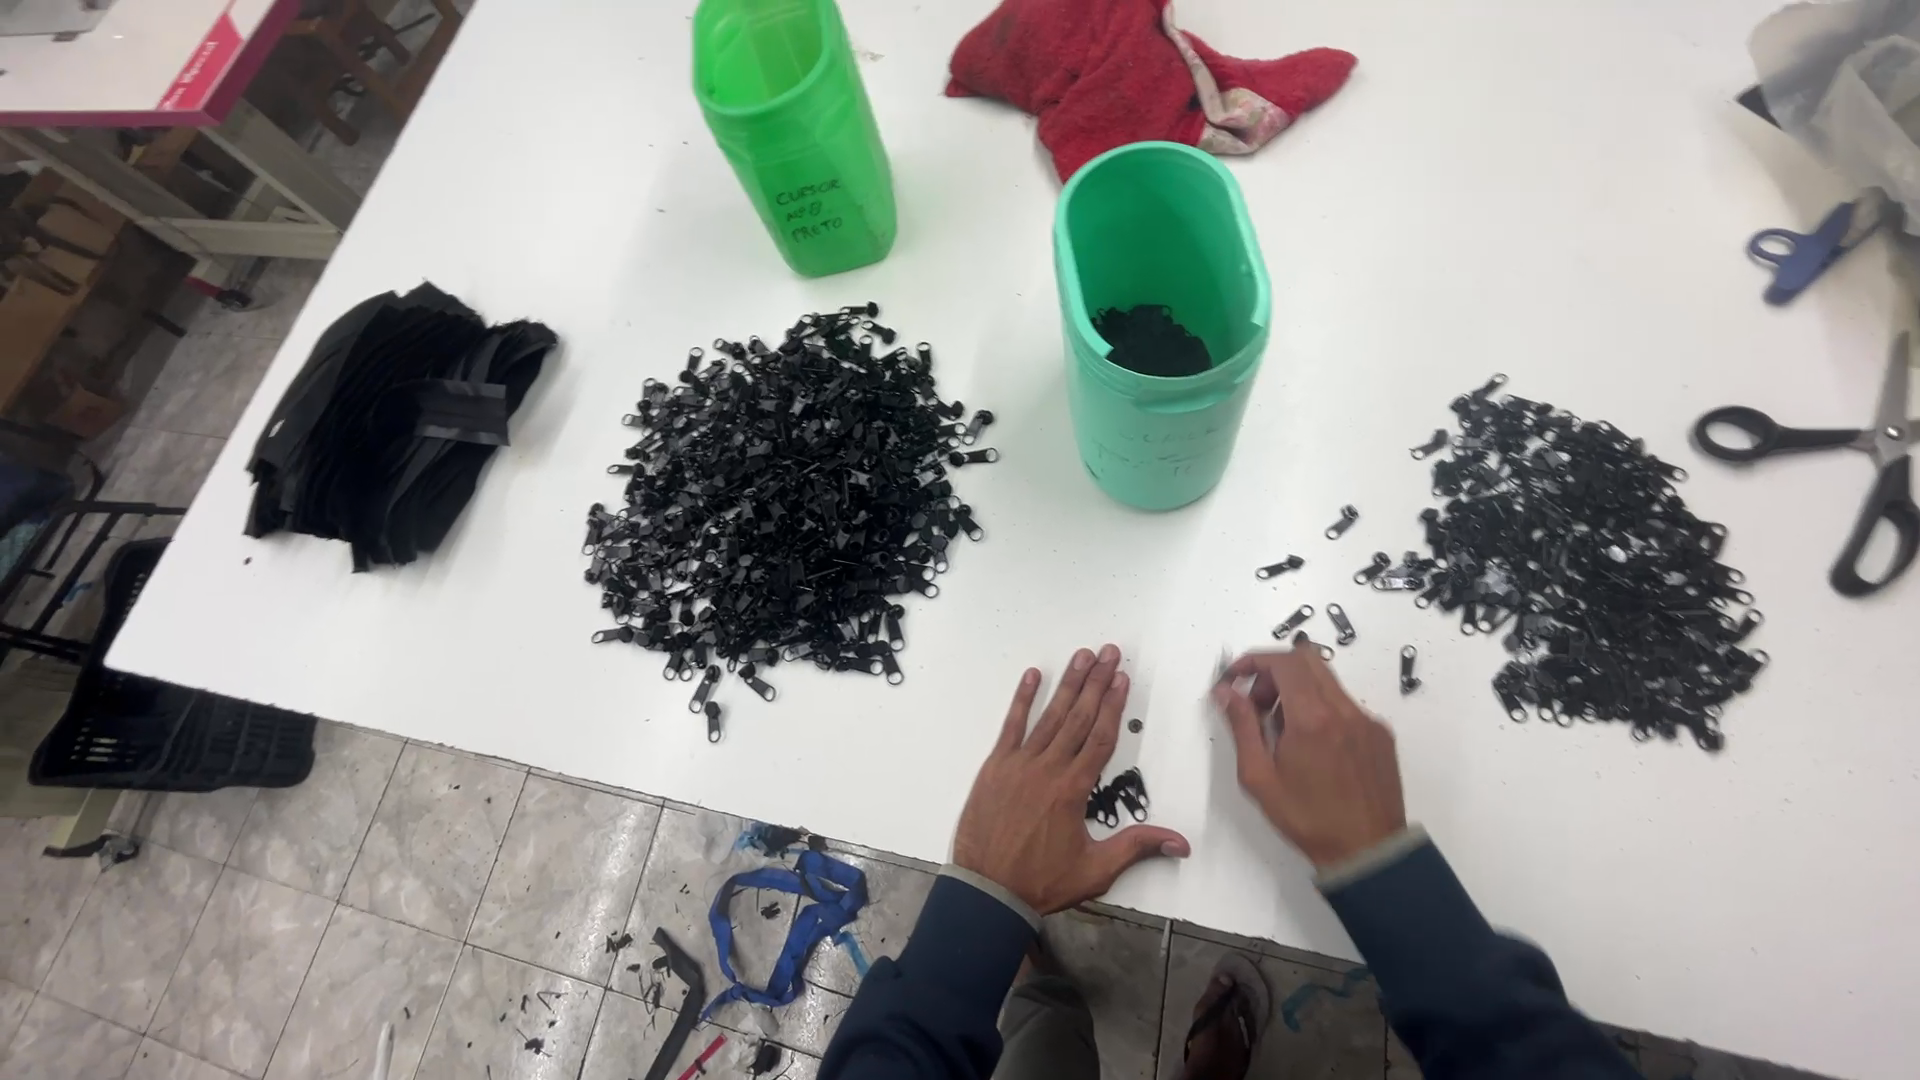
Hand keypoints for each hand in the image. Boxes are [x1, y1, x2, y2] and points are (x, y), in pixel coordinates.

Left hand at [953, 644, 1190, 914]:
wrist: (988, 889)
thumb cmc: (1041, 881)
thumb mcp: (1095, 870)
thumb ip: (1137, 848)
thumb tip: (1181, 843)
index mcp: (1073, 789)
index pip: (1101, 738)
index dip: (1114, 705)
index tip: (1123, 678)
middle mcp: (1048, 768)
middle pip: (1079, 717)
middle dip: (1096, 682)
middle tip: (1109, 653)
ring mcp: (1019, 763)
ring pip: (1049, 716)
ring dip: (1067, 685)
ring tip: (1082, 657)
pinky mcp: (996, 766)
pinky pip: (1011, 726)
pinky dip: (1021, 700)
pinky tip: (1032, 676)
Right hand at [1211, 649, 1405, 869]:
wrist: (1368, 852)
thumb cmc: (1306, 817)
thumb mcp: (1258, 775)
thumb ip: (1241, 725)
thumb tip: (1224, 691)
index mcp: (1312, 718)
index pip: (1283, 662)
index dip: (1254, 661)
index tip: (1235, 677)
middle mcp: (1345, 710)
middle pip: (1306, 661)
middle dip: (1273, 672)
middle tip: (1256, 703)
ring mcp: (1367, 721)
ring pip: (1326, 681)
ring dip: (1296, 690)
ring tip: (1281, 730)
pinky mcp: (1380, 734)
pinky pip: (1344, 703)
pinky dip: (1319, 708)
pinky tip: (1312, 746)